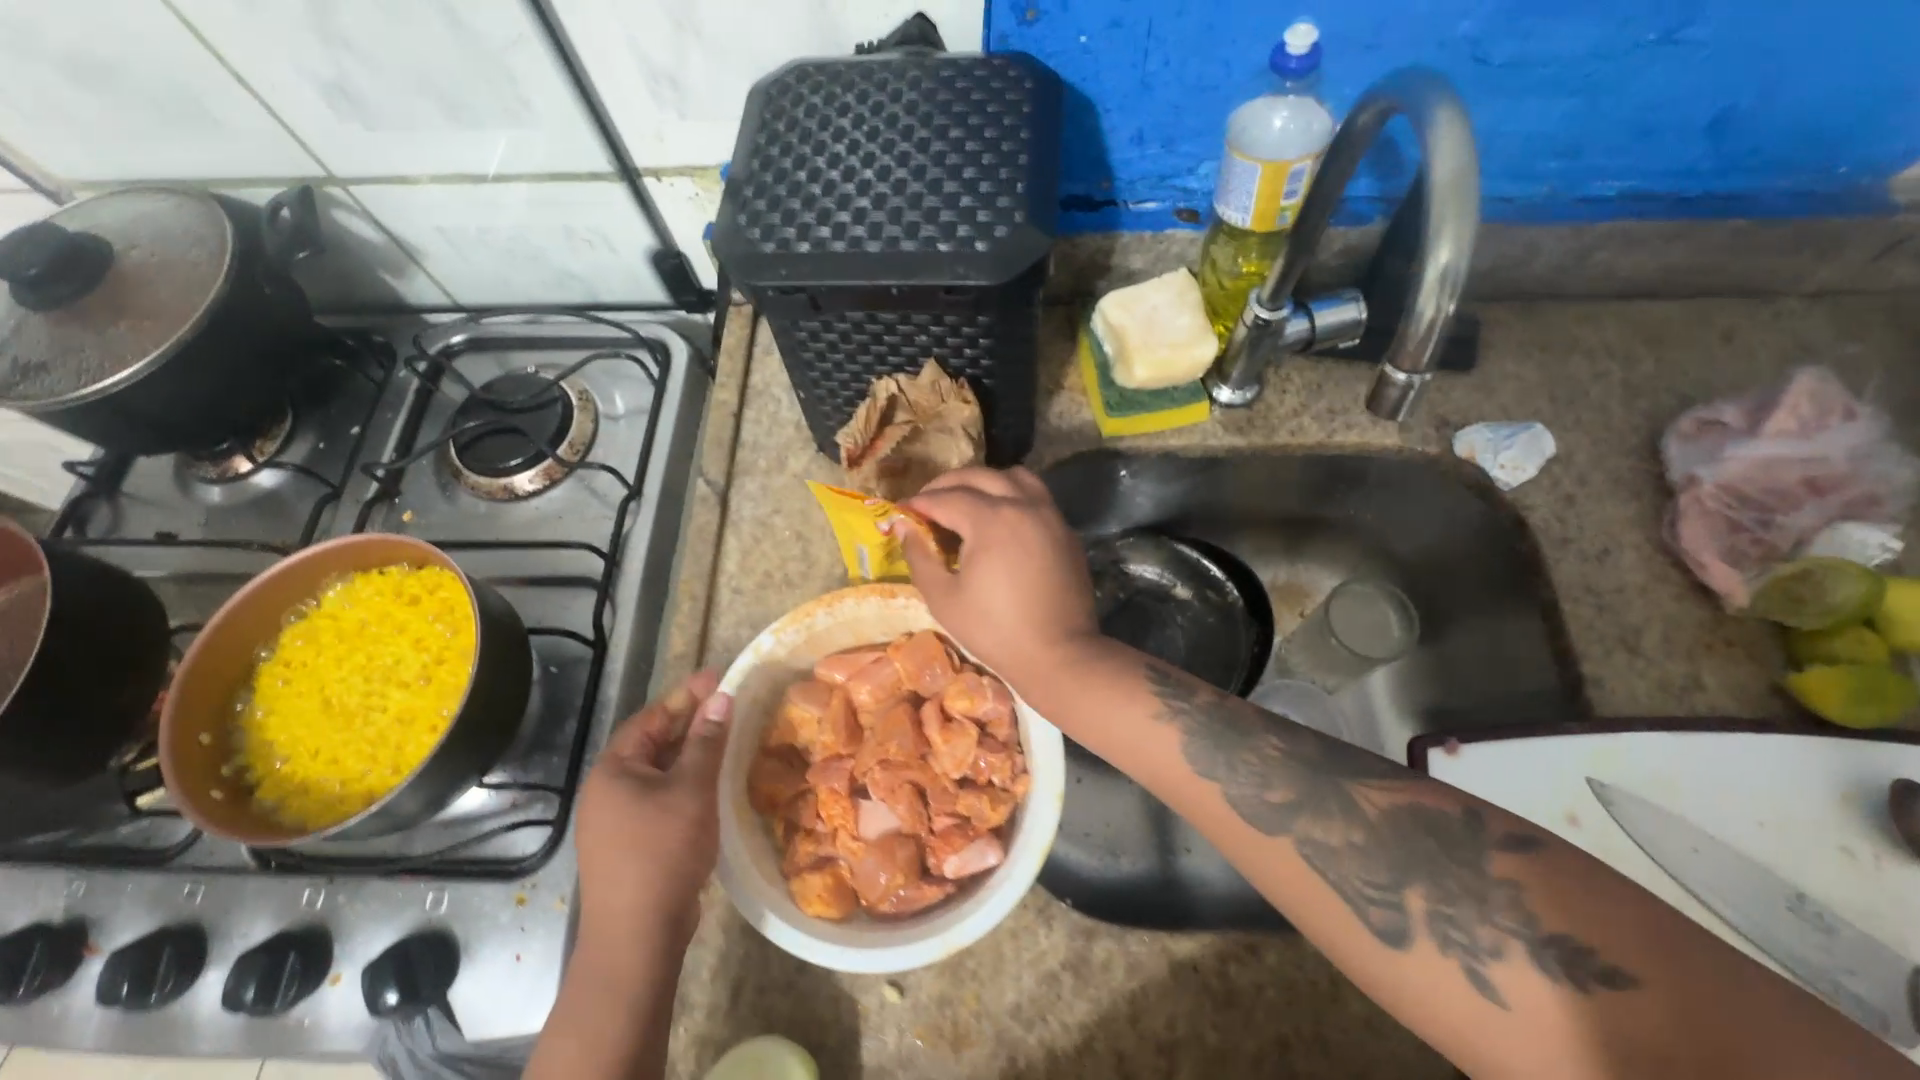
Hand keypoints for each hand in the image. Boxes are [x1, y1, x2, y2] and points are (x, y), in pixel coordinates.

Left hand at [574, 670, 731, 949]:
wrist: (636, 933)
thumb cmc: (663, 851)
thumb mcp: (692, 789)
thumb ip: (707, 742)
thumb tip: (721, 698)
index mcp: (614, 768)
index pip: (652, 718)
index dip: (686, 696)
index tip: (719, 677)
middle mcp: (607, 789)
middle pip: (652, 744)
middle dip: (689, 724)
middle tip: (727, 705)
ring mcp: (615, 820)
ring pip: (658, 774)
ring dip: (690, 756)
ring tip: (725, 741)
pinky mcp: (629, 845)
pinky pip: (659, 800)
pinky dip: (685, 786)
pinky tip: (711, 788)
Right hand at [894, 466, 1101, 686]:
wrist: (1059, 655)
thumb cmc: (995, 631)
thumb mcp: (944, 599)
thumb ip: (919, 557)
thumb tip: (904, 527)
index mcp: (991, 520)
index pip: (946, 497)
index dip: (920, 503)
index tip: (902, 511)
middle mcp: (1023, 506)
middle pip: (980, 476)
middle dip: (948, 484)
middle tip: (928, 503)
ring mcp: (1050, 516)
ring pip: (1014, 477)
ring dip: (986, 482)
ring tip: (967, 502)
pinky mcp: (1066, 532)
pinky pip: (1037, 498)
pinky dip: (1013, 497)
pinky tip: (1000, 522)